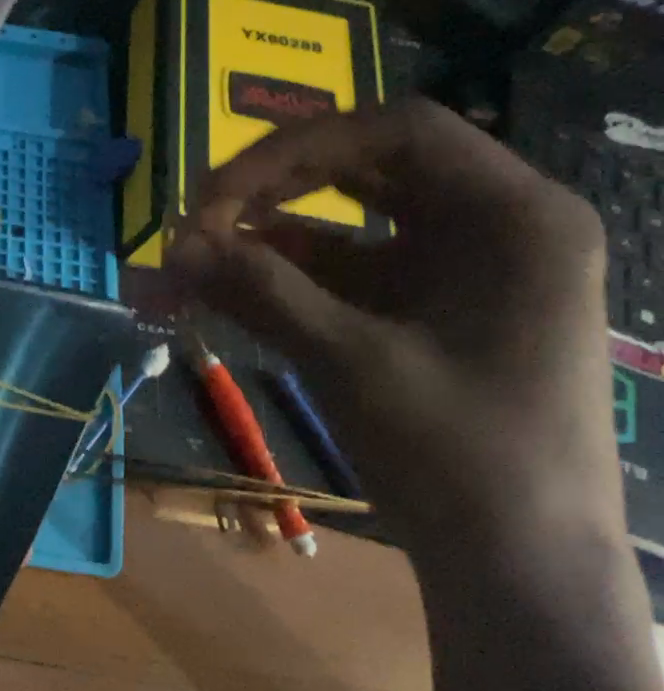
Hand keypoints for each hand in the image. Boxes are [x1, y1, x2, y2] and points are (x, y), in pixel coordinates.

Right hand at [166, 98, 618, 545]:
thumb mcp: (352, 364)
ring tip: (182, 273)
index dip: (290, 153)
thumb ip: (263, 294)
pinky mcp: (423, 321)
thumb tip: (176, 244)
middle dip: (269, 196)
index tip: (208, 200)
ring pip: (345, 234)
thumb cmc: (457, 453)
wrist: (515, 555)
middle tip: (189, 228)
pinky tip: (219, 300)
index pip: (394, 134)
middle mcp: (490, 230)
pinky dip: (280, 289)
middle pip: (367, 176)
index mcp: (512, 217)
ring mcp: (456, 278)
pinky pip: (342, 285)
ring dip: (261, 249)